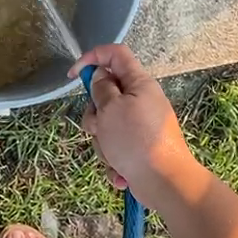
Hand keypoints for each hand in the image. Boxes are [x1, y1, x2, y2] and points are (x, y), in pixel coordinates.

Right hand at [70, 44, 201, 202]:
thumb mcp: (111, 109)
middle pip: (104, 97)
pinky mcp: (136, 148)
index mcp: (139, 84)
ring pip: (104, 126)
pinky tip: (121, 172)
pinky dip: (113, 161)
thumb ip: (101, 89)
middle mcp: (140, 102)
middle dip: (94, 116)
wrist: (164, 182)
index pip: (115, 55)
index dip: (92, 58)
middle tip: (100, 127)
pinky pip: (113, 148)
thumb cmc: (137, 141)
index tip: (73, 75)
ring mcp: (138, 127)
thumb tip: (99, 77)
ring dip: (102, 143)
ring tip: (114, 155)